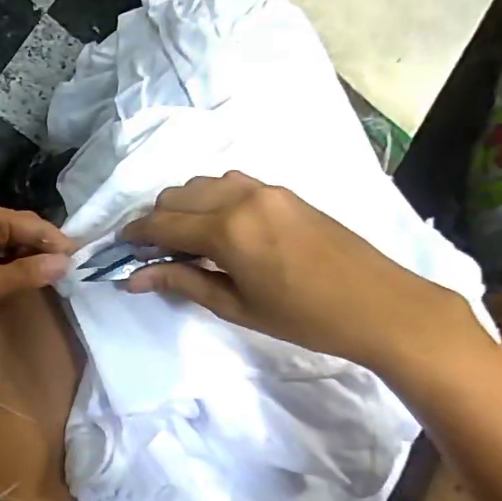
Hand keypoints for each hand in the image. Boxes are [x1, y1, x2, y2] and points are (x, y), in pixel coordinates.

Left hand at [0, 202, 73, 342]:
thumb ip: (28, 273)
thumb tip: (66, 263)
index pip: (30, 223)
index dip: (57, 241)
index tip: (84, 261)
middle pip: (20, 233)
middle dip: (45, 251)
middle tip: (75, 271)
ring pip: (10, 250)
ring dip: (31, 263)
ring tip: (59, 279)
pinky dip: (14, 273)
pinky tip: (31, 285)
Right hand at [120, 171, 471, 369]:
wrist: (381, 305)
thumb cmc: (305, 318)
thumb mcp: (236, 306)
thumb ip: (182, 283)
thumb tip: (133, 279)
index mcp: (227, 230)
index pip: (161, 224)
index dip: (134, 237)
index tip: (120, 251)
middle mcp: (240, 197)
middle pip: (175, 196)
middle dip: (155, 222)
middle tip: (154, 255)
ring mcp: (265, 189)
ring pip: (201, 184)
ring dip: (182, 207)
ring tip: (186, 243)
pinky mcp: (283, 191)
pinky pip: (230, 182)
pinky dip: (210, 198)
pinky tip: (219, 228)